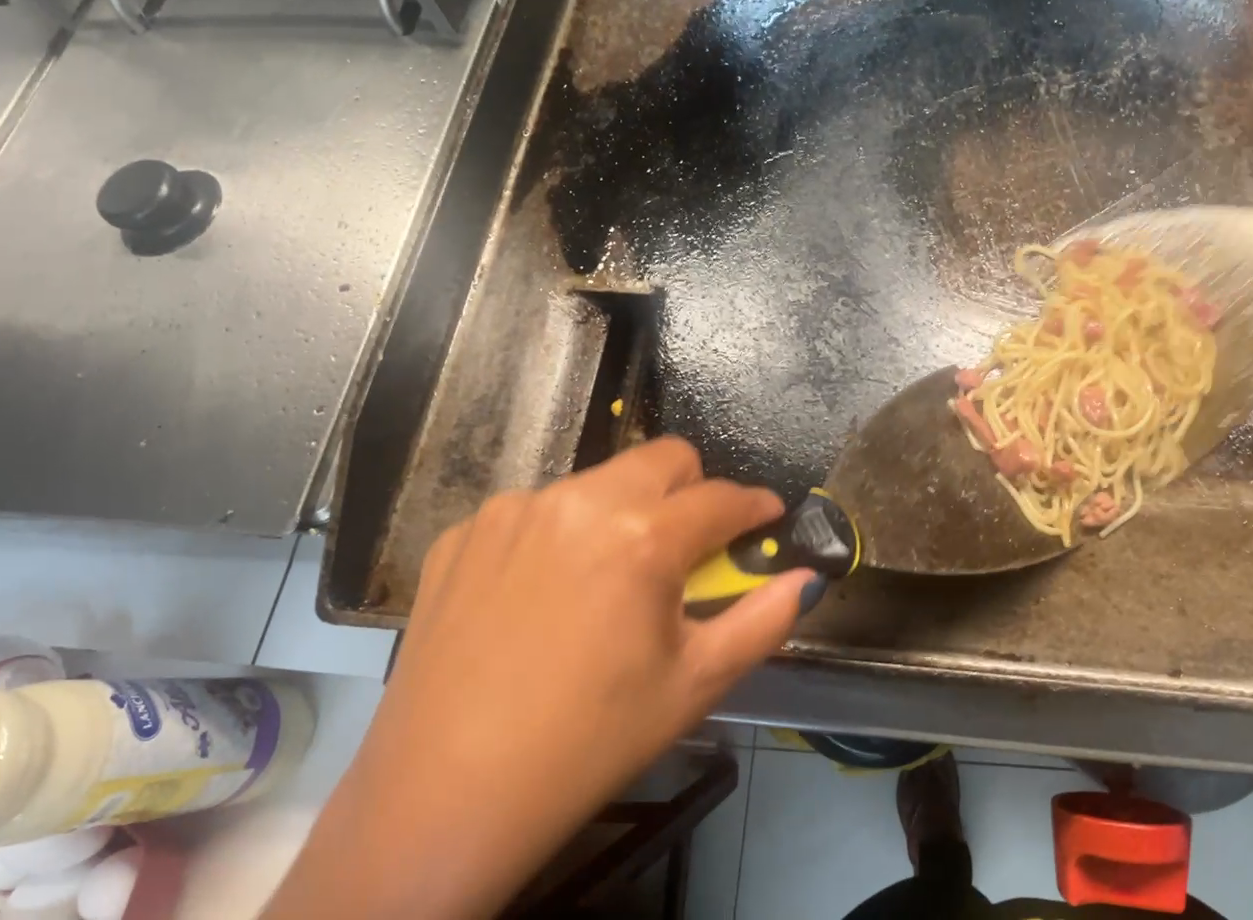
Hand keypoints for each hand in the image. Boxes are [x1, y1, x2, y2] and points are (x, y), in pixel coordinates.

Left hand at [266, 438, 815, 919]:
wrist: (445, 795)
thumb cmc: (592, 742)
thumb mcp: (696, 685)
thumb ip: (764, 620)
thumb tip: (807, 579)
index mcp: (641, 538)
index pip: (721, 497)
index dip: (755, 505)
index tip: (768, 519)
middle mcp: (576, 503)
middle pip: (661, 458)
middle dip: (694, 489)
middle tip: (692, 546)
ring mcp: (510, 513)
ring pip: (597, 482)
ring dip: (625, 511)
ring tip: (612, 580)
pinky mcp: (460, 536)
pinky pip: (534, 512)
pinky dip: (560, 536)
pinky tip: (546, 598)